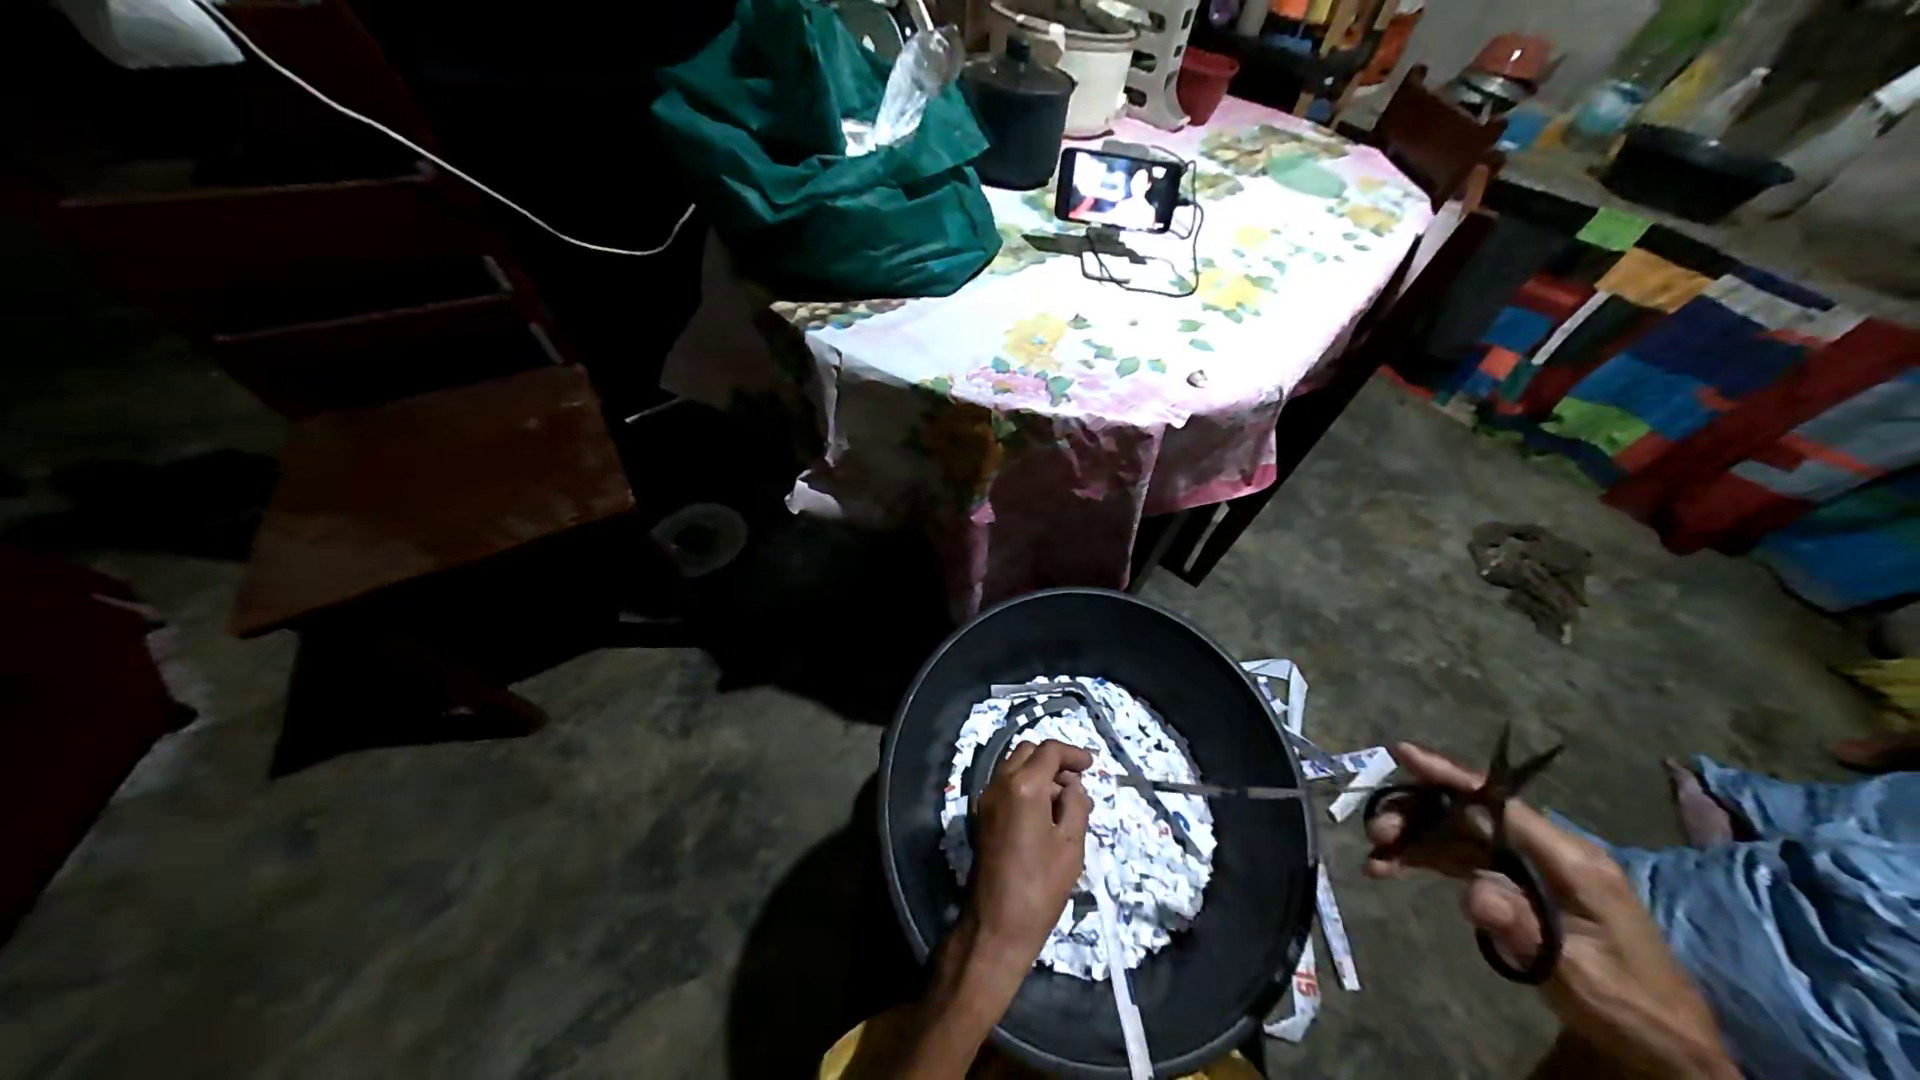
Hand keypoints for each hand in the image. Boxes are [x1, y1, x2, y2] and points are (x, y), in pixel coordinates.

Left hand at [895, 740, 1092, 1079]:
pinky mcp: (982, 816)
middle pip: (1027, 752)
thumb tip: (1073, 785)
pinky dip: (1025, 787)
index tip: (1091, 765)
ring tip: (1065, 801)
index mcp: (1023, 786)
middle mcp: (998, 784)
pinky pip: (1005, 786)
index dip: (1073, 753)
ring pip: (1013, 767)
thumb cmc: (1040, 885)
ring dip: (1038, 773)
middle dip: (1053, 760)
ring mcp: (985, 800)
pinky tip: (1044, 813)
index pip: (1049, 751)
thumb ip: (1076, 804)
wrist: (996, 924)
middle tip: (1077, 782)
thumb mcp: (1071, 844)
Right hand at [1365, 743, 1739, 1079]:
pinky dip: (1426, 859)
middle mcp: (1550, 852)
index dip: (1449, 775)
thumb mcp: (1578, 974)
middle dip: (1418, 815)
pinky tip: (1392, 869)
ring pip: (1458, 833)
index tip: (1402, 753)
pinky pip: (1462, 858)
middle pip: (1469, 814)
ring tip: (1376, 858)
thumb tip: (1473, 891)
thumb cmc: (1629, 1005)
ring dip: (1415, 838)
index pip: (1500, 804)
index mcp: (1572, 861)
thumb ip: (1523, 929)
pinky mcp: (1518, 884)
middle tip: (1377, 834)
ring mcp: (1532, 867)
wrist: (1665, 1046)